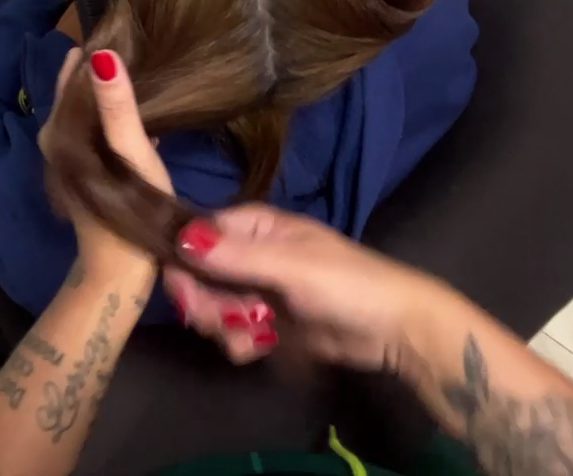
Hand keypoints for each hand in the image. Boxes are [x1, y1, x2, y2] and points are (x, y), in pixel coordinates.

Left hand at [39, 49, 172, 284]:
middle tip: (130, 42)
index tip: (117, 26)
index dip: (91, 52)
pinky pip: (96, 131)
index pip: (71, 77)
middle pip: (77, 93)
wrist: (120, 272)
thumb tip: (102, 54)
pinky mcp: (86, 172)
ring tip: (136, 70)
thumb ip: (117, 106)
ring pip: (87, 112)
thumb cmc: (129, 208)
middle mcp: (57, 141)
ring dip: (105, 92)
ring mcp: (71, 158)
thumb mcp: (128, 152)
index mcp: (60, 131)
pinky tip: (138, 113)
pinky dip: (112, 115)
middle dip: (97, 68)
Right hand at [164, 204, 451, 370]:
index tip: (184, 292)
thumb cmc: (344, 282)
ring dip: (224, 326)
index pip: (196, 235)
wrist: (393, 330)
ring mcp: (254, 288)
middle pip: (198, 275)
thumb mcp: (289, 265)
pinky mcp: (264, 322)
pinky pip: (232, 331)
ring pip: (211, 307)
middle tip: (224, 321)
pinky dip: (241, 342)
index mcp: (251, 225)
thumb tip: (179, 239)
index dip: (183, 262)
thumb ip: (234, 255)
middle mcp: (245, 252)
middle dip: (205, 303)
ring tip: (254, 335)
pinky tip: (262, 346)